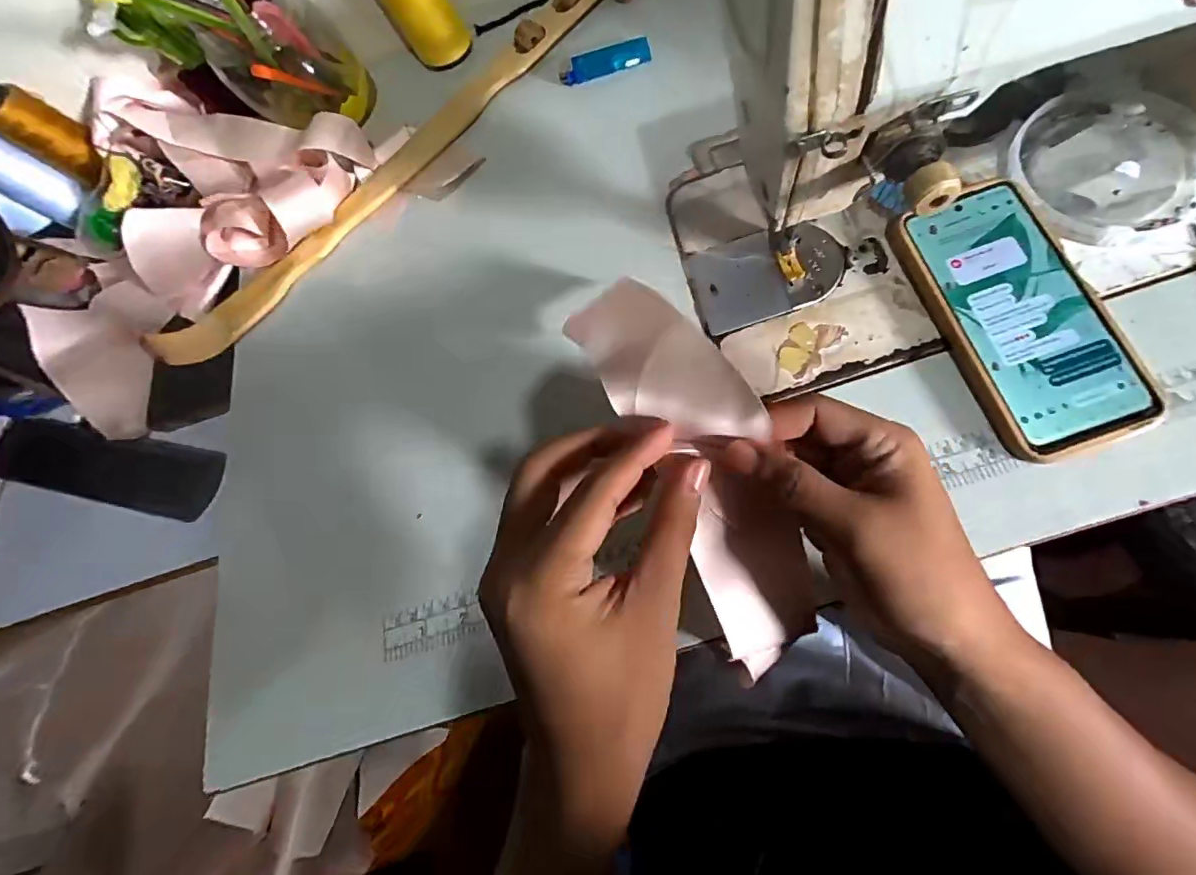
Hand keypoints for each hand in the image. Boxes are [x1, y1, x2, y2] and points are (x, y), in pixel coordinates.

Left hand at [479, 420, 704, 870]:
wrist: (582, 766)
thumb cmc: (625, 695)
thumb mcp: (654, 606)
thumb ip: (670, 527)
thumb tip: (692, 465)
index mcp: (537, 577)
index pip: (588, 491)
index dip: (635, 454)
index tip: (674, 429)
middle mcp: (505, 565)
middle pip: (541, 472)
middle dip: (596, 443)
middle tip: (650, 433)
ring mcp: (502, 573)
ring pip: (537, 490)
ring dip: (587, 464)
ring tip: (646, 454)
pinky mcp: (514, 581)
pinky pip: (542, 518)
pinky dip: (581, 496)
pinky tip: (628, 492)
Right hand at [711, 395, 1021, 677]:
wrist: (948, 637)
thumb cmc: (912, 570)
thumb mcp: (853, 523)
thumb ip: (794, 483)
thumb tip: (736, 448)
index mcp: (881, 441)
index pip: (816, 412)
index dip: (771, 422)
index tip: (724, 440)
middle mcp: (864, 455)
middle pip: (803, 437)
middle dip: (761, 447)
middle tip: (709, 458)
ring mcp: (850, 487)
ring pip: (797, 466)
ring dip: (762, 473)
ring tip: (716, 478)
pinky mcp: (838, 517)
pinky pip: (799, 496)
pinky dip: (773, 498)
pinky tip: (739, 502)